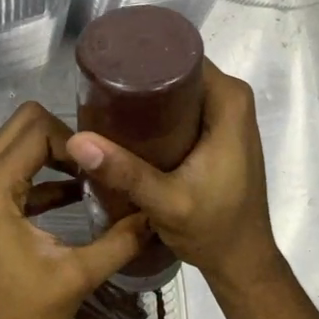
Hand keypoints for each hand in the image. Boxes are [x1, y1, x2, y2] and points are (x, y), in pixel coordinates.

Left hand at [0, 102, 151, 318]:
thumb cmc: (25, 311)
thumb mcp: (80, 275)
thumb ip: (121, 239)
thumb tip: (158, 213)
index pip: (39, 130)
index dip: (78, 143)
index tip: (106, 167)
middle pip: (25, 122)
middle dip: (66, 137)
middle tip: (99, 164)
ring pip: (20, 141)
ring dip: (57, 152)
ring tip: (96, 175)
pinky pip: (17, 167)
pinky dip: (46, 172)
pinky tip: (81, 194)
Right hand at [66, 60, 283, 293]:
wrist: (241, 262)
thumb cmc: (212, 229)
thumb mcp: (165, 200)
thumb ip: (125, 172)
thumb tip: (77, 142)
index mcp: (230, 103)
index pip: (184, 56)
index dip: (146, 57)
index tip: (108, 69)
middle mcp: (234, 102)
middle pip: (180, 72)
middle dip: (142, 78)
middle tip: (100, 93)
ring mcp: (229, 119)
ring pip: (182, 91)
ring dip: (149, 97)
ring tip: (107, 106)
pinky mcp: (221, 136)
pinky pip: (187, 108)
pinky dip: (161, 113)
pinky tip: (129, 126)